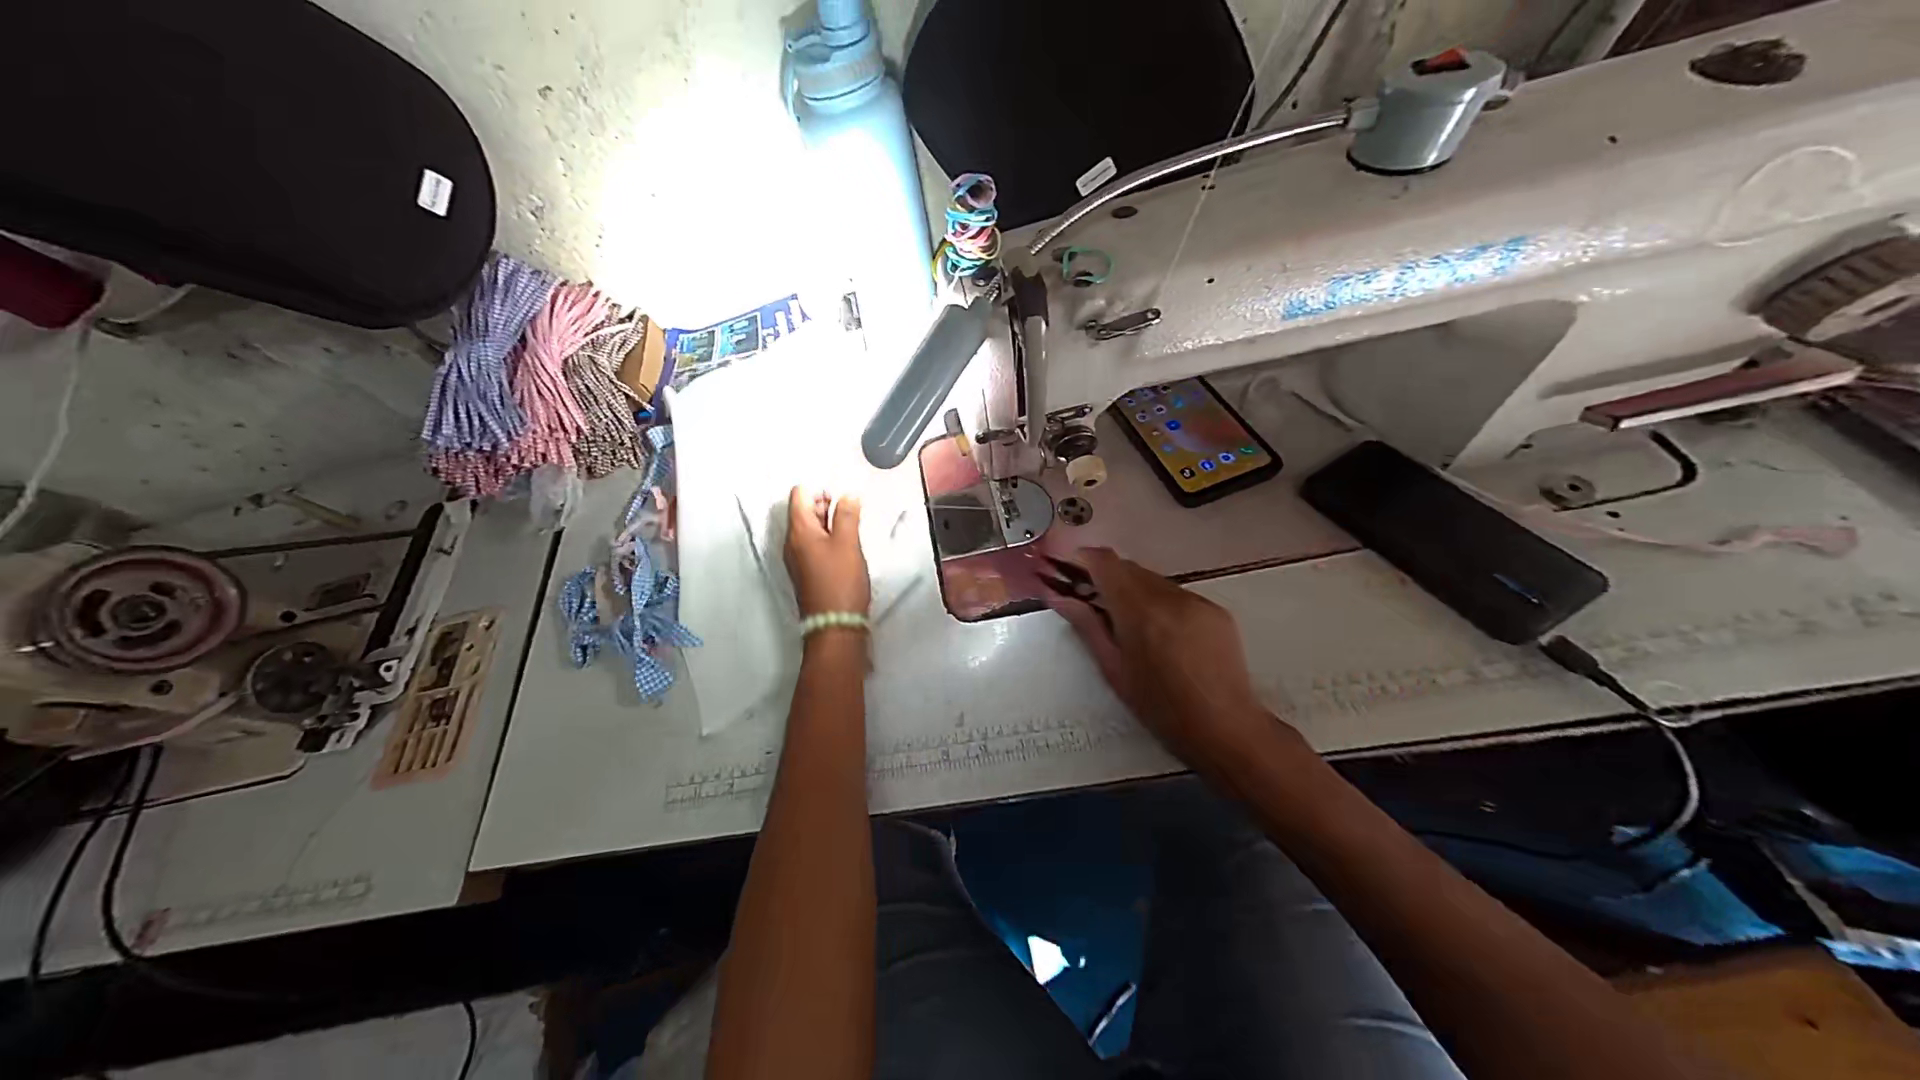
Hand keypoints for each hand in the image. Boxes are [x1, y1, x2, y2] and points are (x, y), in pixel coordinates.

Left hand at [784, 486, 869, 617]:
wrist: (834, 625)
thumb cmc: (840, 581)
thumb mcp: (848, 543)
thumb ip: (847, 515)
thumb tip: (847, 495)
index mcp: (798, 531)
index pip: (799, 495)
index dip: (819, 489)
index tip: (841, 496)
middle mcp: (792, 542)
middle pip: (803, 511)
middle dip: (825, 504)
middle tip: (850, 510)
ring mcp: (797, 558)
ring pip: (810, 529)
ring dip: (829, 522)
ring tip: (852, 527)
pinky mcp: (806, 571)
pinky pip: (813, 545)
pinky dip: (828, 539)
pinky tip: (846, 546)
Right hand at [1047, 548, 1291, 771]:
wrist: (1224, 728)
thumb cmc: (1161, 708)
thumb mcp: (1114, 669)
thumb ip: (1086, 625)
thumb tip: (1058, 597)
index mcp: (1139, 611)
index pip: (1106, 562)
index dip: (1083, 560)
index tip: (1069, 571)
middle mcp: (1169, 596)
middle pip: (1129, 568)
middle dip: (1107, 578)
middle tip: (1092, 602)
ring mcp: (1196, 601)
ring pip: (1153, 580)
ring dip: (1134, 591)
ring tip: (1128, 625)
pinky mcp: (1216, 610)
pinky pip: (1177, 595)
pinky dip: (1161, 603)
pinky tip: (1161, 634)